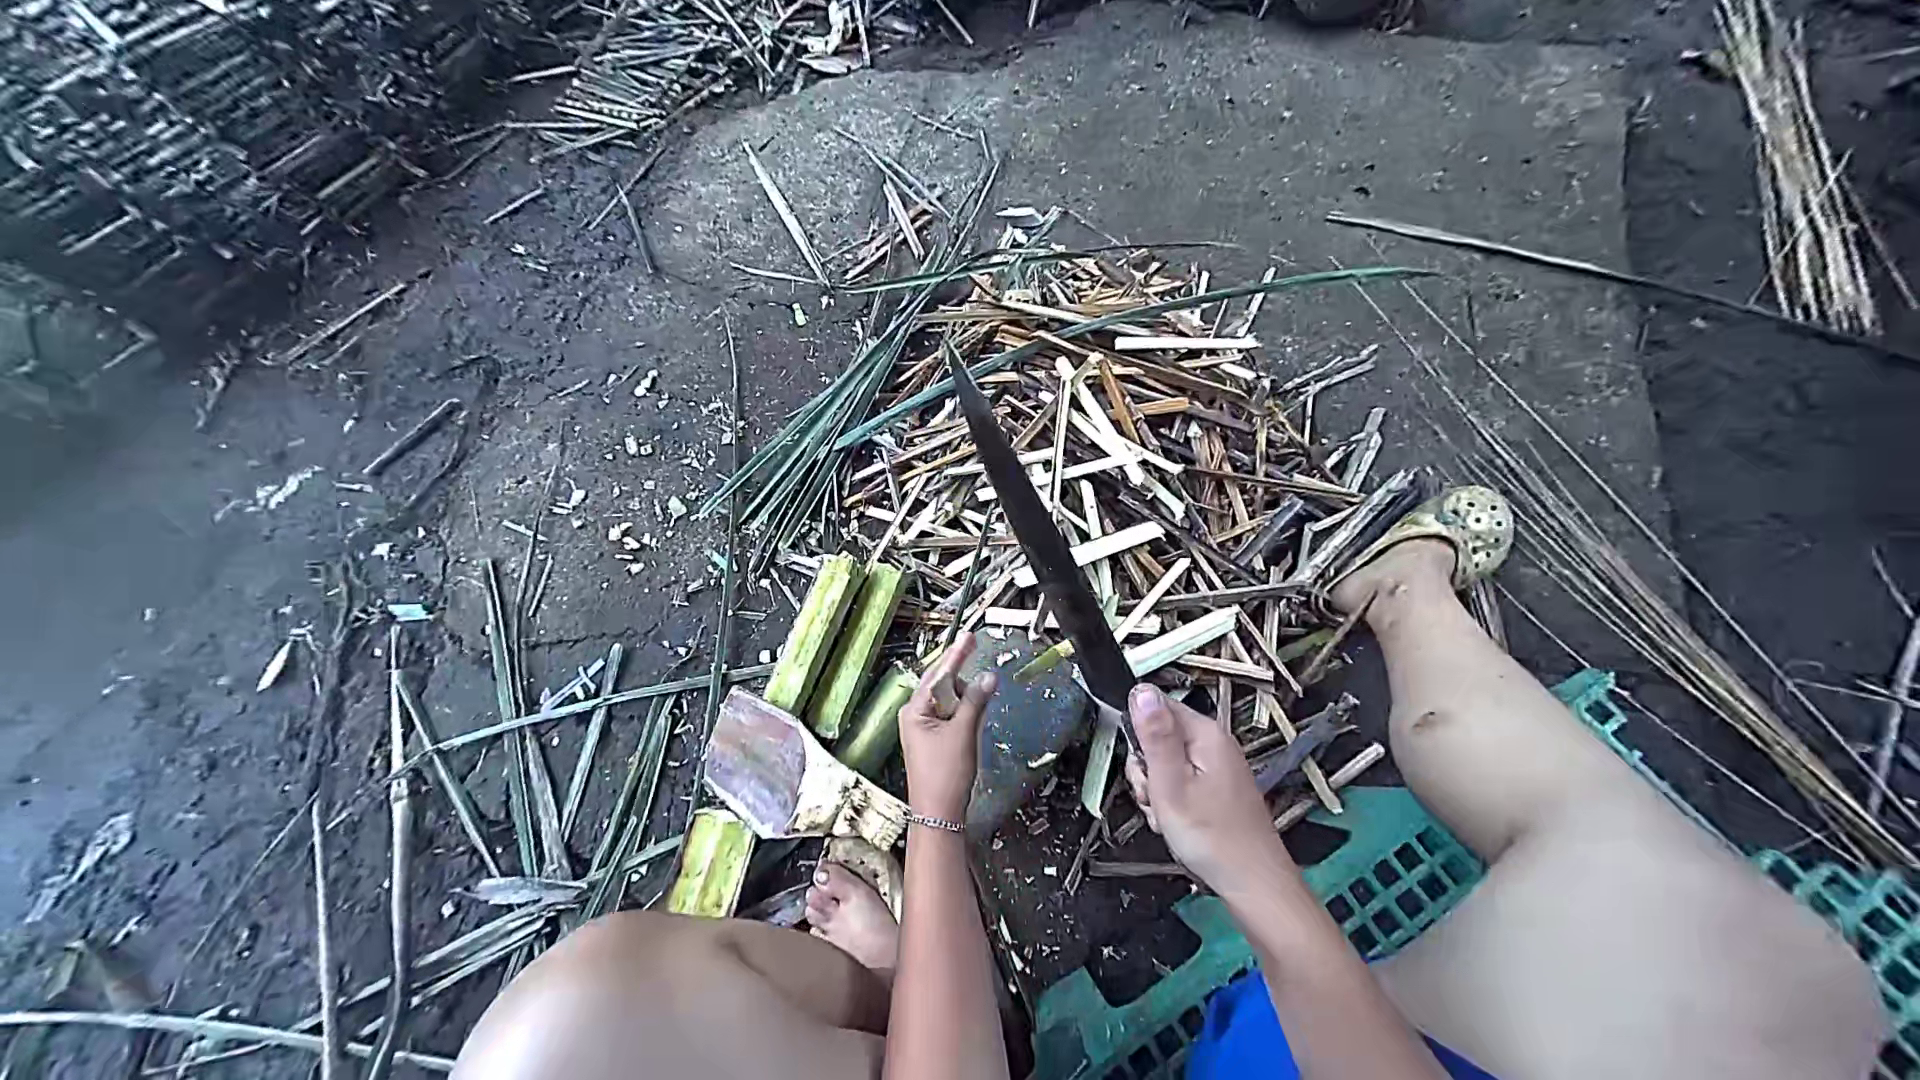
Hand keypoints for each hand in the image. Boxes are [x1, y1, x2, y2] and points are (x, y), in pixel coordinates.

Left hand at [899, 636, 998, 821]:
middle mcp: (915, 715)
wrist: (939, 814)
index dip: (956, 654)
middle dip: (962, 679)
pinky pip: (951, 716)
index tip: (968, 637)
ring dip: (965, 700)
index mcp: (914, 710)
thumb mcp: (963, 732)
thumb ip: (976, 700)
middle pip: (942, 685)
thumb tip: (988, 677)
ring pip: (949, 701)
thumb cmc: (944, 775)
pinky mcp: (934, 740)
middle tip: (980, 668)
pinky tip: (973, 719)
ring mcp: (923, 728)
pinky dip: (964, 714)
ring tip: (975, 713)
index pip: (938, 674)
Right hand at [1124, 683, 1292, 895]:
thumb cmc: (1211, 838)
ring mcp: (1217, 765)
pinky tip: (1177, 822)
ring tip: (1167, 815)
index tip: (1143, 768)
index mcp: (1205, 733)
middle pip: (1159, 736)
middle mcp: (1213, 742)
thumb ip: (1154, 735)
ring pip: (1166, 763)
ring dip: (1156, 789)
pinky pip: (1180, 781)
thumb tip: (1140, 689)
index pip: (1155, 707)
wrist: (1253, 885)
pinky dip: (1171, 801)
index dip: (1138, 736)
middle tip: (1155, 798)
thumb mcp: (1170, 783)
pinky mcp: (1217, 786)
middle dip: (1147, 769)